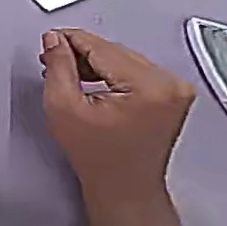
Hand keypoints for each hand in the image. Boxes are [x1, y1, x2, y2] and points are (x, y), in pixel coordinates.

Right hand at [41, 29, 195, 217]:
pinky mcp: (172, 94)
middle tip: (53, 59)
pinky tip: (92, 80)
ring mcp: (175, 89)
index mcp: (149, 86)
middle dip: (81, 52)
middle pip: (115, 50)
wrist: (124, 187)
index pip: (102, 47)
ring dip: (96, 61)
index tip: (51, 38)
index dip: (70, 40)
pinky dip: (112, 72)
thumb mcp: (63, 108)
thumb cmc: (99, 159)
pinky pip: (136, 69)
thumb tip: (56, 39)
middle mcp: (170, 84)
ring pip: (124, 58)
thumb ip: (58, 66)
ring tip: (69, 73)